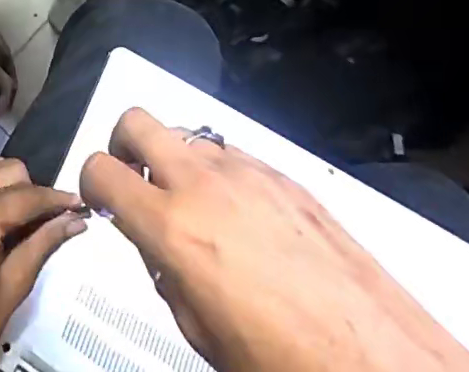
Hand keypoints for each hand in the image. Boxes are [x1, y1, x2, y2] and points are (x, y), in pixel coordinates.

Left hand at [0, 158, 85, 371]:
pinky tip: (4, 211)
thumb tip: (75, 220)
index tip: (82, 205)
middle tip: (52, 219)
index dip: (59, 200)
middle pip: (14, 170)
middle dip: (36, 191)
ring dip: (16, 184)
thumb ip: (43, 245)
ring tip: (29, 217)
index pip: (31, 195)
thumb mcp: (11, 288)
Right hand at [80, 109, 468, 371]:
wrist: (376, 356)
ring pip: (184, 133)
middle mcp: (204, 182)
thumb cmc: (286, 358)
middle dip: (123, 145)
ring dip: (173, 158)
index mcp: (174, 226)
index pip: (102, 170)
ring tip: (190, 203)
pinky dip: (217, 171)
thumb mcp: (201, 331)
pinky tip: (238, 214)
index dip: (92, 182)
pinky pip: (230, 153)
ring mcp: (245, 169)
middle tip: (133, 179)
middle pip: (136, 121)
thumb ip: (164, 271)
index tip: (101, 198)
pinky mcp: (281, 173)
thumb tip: (154, 242)